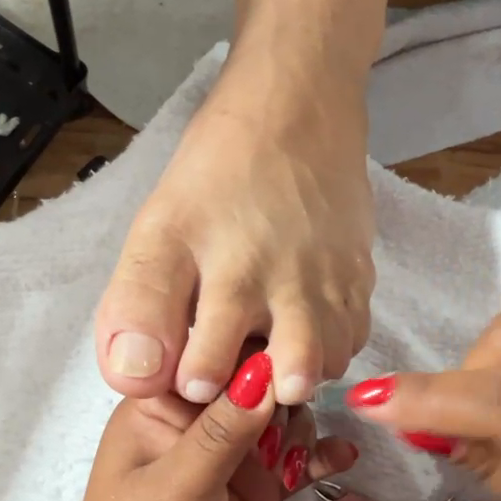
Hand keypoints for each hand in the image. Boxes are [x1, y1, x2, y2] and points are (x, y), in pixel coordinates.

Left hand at [76, 352, 360, 500]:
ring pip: (286, 414)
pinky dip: (320, 455)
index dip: (252, 353)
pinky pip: (301, 457)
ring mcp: (237, 449)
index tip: (284, 366)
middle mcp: (203, 416)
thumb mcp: (178, 485)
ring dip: (299, 431)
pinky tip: (343, 457)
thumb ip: (222, 431)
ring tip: (287, 466)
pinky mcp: (264, 481)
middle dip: (281, 396)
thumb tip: (266, 369)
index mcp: (165, 402)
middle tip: (283, 429)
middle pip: (259, 379)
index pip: (212, 353)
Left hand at [94, 51, 374, 407]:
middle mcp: (291, 292)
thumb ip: (139, 307)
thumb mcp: (159, 230)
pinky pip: (353, 340)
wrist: (298, 108)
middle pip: (287, 386)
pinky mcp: (364, 278)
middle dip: (255, 392)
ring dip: (294, 371)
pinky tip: (301, 321)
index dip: (188, 380)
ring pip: (324, 369)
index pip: (206, 378)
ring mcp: (335, 287)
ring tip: (268, 345)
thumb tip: (136, 380)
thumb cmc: (217, 171)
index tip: (184, 362)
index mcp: (229, 281)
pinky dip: (327, 345)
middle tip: (236, 363)